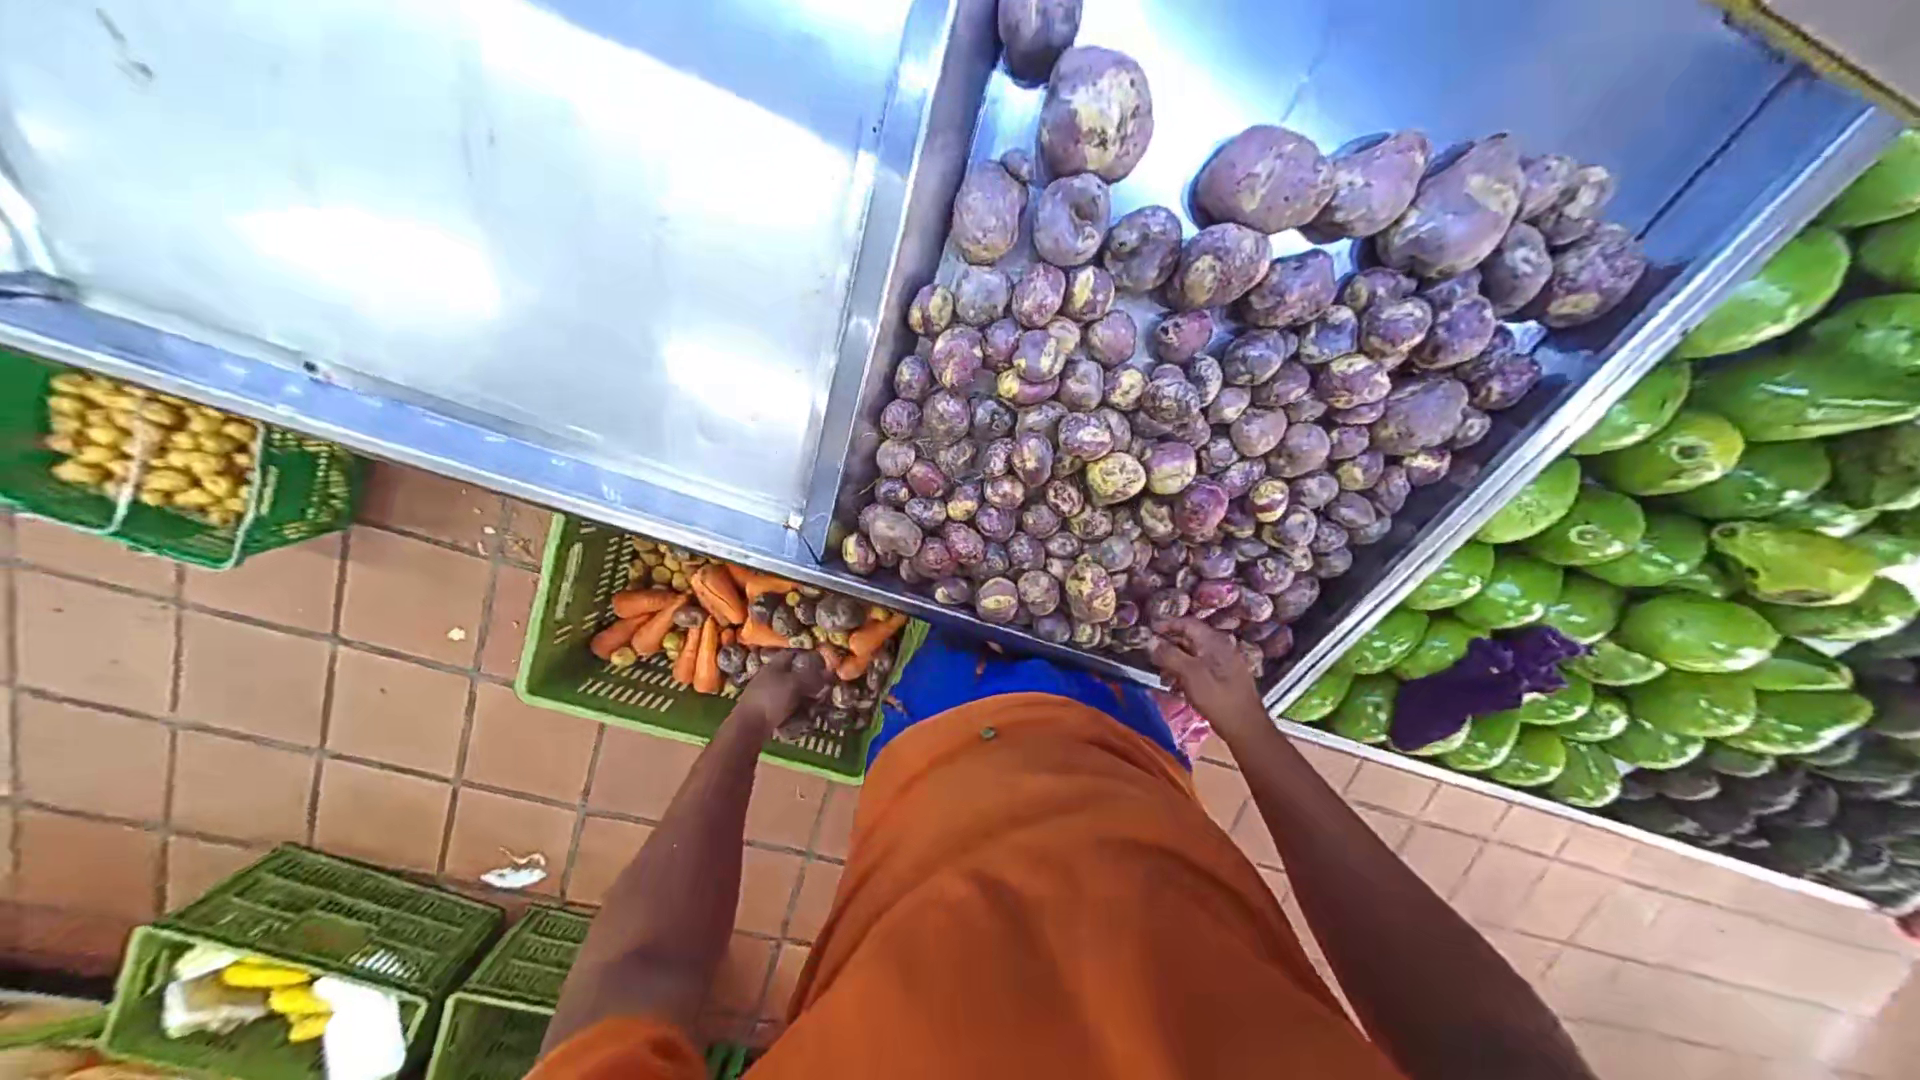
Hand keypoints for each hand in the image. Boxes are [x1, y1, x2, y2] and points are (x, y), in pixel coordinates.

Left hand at [733, 650, 832, 736]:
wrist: (749, 726)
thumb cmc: (772, 699)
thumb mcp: (795, 684)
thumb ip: (812, 677)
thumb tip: (827, 673)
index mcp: (774, 666)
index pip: (791, 654)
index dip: (806, 657)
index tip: (820, 664)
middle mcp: (769, 677)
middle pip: (792, 675)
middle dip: (807, 682)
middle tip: (821, 689)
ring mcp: (765, 695)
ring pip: (789, 692)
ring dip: (802, 698)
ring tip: (813, 707)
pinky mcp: (764, 711)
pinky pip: (784, 707)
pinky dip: (794, 710)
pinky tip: (801, 717)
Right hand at [1149, 618, 1268, 740]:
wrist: (1245, 727)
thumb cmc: (1217, 698)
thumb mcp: (1189, 674)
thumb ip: (1169, 655)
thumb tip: (1150, 640)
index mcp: (1214, 642)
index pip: (1187, 623)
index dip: (1167, 624)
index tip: (1149, 631)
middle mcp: (1220, 648)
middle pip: (1189, 638)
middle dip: (1168, 646)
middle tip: (1151, 656)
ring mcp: (1223, 663)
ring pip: (1192, 654)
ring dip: (1175, 662)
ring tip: (1163, 676)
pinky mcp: (1223, 678)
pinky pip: (1199, 668)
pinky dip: (1184, 672)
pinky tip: (1177, 687)